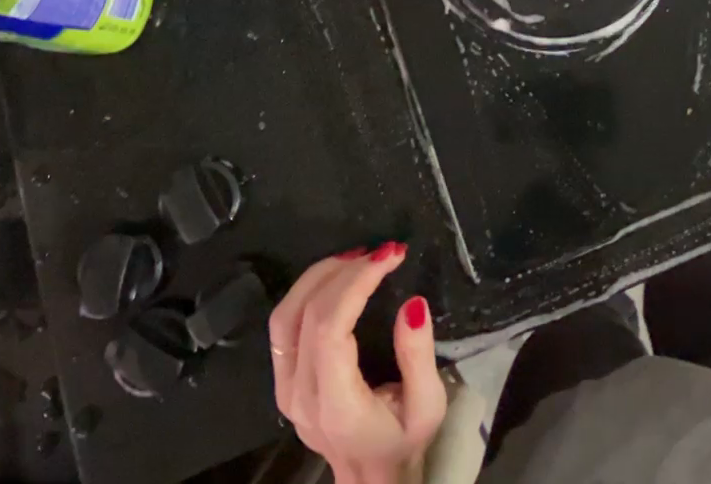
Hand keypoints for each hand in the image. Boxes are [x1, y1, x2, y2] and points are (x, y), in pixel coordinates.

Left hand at [270, 243, 445, 483]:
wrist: (372, 481)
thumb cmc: (403, 443)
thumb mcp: (428, 406)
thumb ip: (418, 357)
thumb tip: (412, 304)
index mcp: (335, 404)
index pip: (330, 329)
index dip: (355, 283)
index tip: (390, 256)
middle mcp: (300, 395)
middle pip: (305, 315)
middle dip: (344, 271)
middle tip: (382, 251)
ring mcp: (284, 389)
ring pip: (285, 317)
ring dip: (319, 276)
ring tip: (358, 256)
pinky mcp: (283, 381)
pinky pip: (283, 326)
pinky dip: (308, 292)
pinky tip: (337, 276)